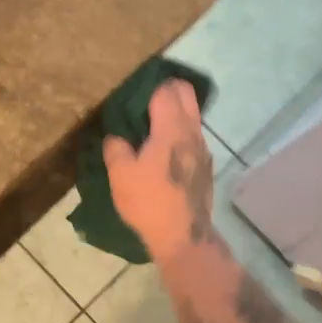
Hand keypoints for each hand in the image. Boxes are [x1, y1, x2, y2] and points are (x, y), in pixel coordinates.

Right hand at [103, 80, 218, 264]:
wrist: (183, 237)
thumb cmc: (149, 201)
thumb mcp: (121, 175)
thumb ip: (116, 149)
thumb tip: (115, 138)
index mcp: (171, 128)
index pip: (166, 90)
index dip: (150, 85)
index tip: (133, 90)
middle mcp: (192, 132)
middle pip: (186, 95)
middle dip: (168, 90)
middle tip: (144, 100)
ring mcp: (203, 150)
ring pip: (192, 116)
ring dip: (175, 113)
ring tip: (151, 125)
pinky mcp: (205, 167)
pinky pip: (193, 137)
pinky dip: (180, 133)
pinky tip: (163, 151)